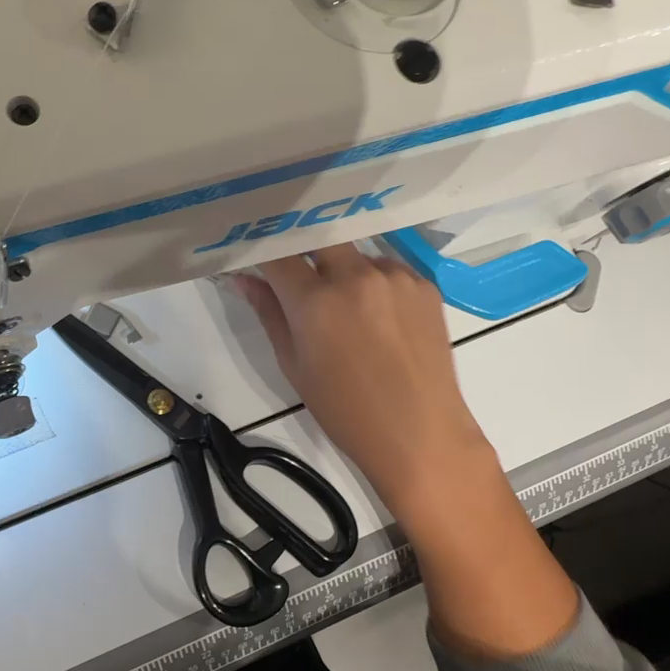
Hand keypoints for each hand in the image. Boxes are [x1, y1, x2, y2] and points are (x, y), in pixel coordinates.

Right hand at [233, 244, 493, 520]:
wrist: (417, 431)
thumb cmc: (344, 409)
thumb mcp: (294, 365)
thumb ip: (269, 314)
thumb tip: (244, 280)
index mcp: (315, 301)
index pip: (278, 255)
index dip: (262, 252)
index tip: (254, 256)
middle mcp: (356, 276)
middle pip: (320, 238)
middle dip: (304, 251)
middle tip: (299, 277)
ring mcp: (396, 276)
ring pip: (356, 254)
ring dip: (342, 270)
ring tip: (346, 312)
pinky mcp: (425, 284)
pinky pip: (388, 270)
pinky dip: (374, 284)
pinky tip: (377, 320)